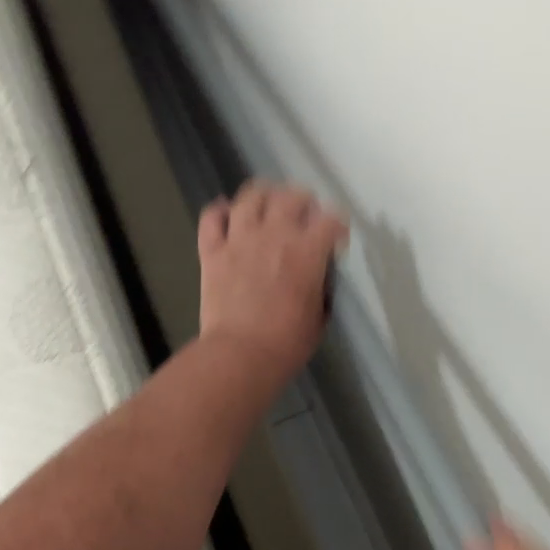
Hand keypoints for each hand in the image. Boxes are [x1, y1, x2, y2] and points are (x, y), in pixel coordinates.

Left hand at [197, 181, 347, 362]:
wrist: (240, 355)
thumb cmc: (287, 345)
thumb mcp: (319, 318)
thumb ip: (320, 289)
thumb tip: (317, 278)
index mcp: (307, 252)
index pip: (330, 221)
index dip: (338, 226)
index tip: (337, 238)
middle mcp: (274, 234)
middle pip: (292, 197)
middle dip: (304, 201)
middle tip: (305, 212)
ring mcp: (239, 239)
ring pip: (251, 196)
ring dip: (264, 195)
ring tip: (268, 203)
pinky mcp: (212, 251)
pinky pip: (212, 217)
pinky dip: (219, 211)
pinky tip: (227, 214)